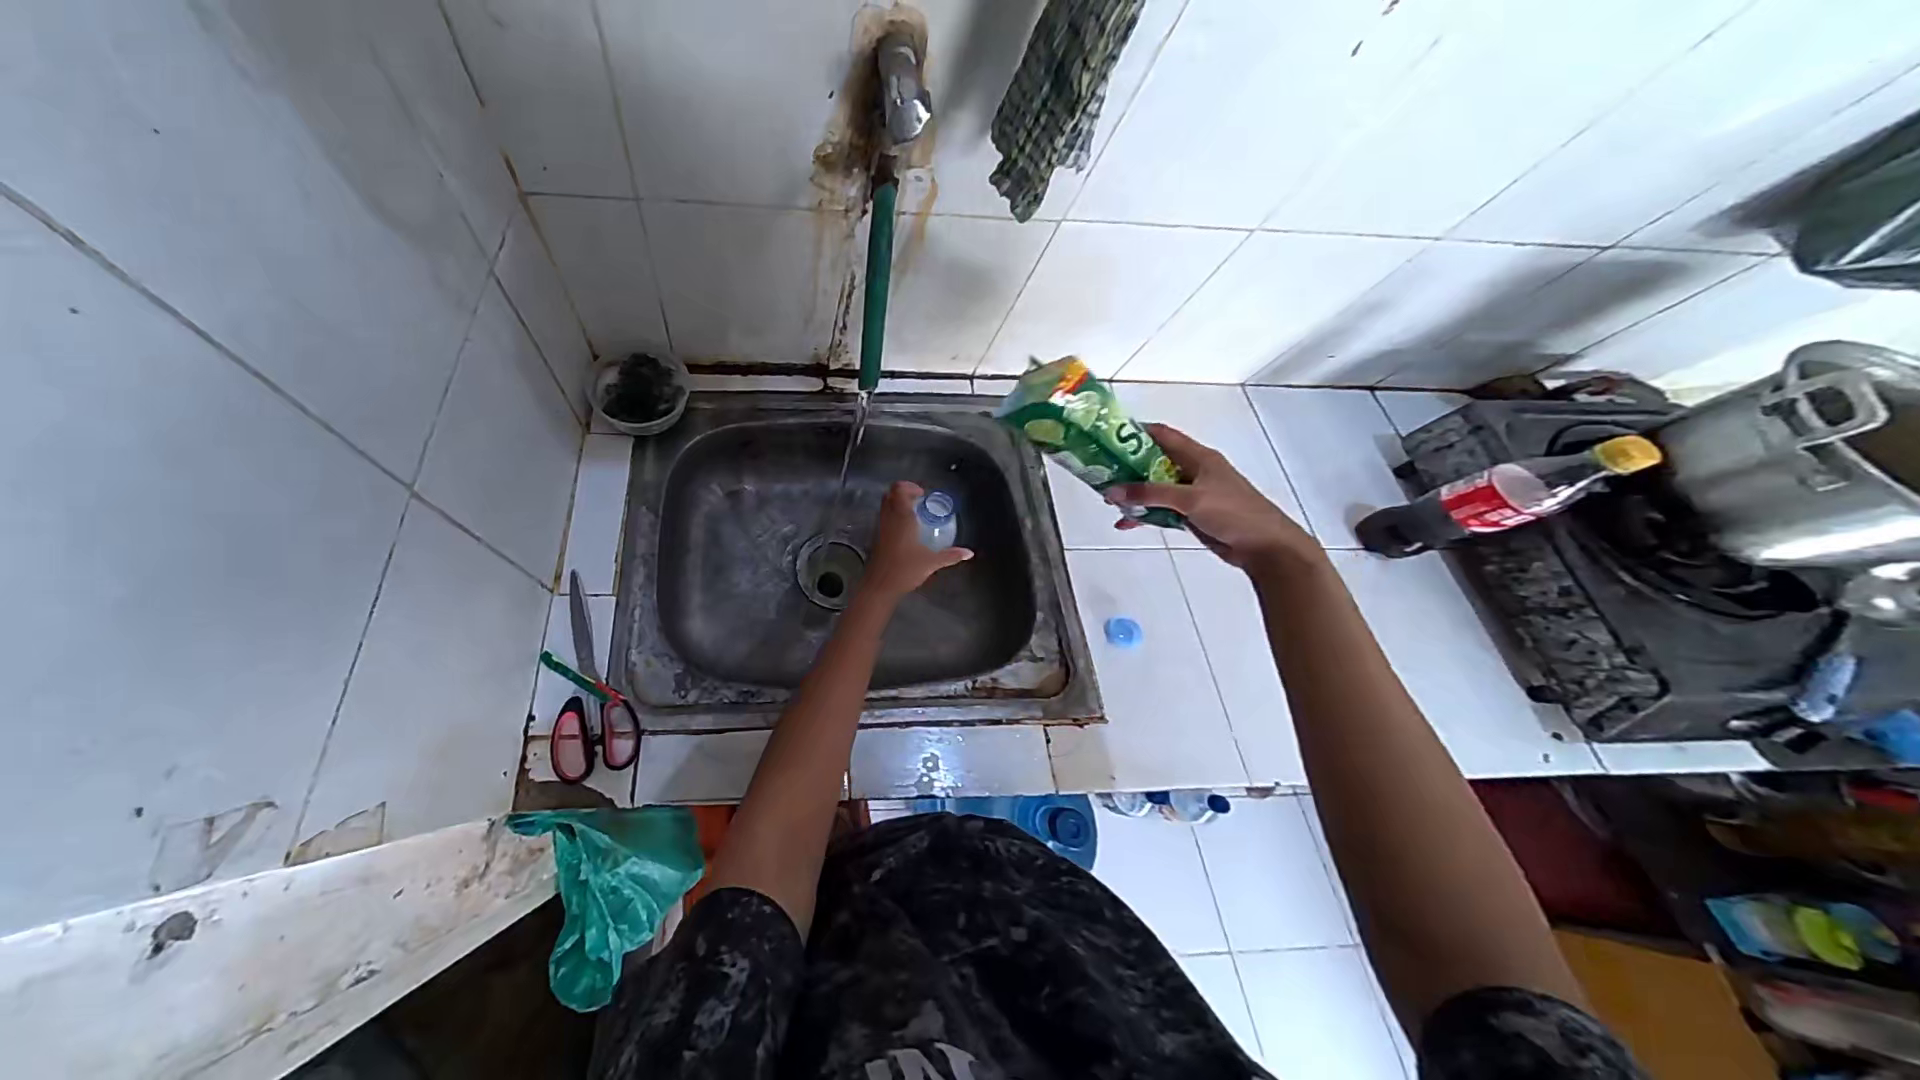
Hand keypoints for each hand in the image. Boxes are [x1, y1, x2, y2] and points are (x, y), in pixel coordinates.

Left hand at [861, 481, 972, 600]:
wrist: (880, 586)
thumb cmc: (905, 570)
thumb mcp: (931, 562)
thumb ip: (951, 555)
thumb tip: (969, 553)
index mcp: (902, 518)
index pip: (899, 490)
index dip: (910, 487)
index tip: (922, 494)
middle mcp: (889, 518)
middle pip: (890, 494)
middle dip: (904, 492)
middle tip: (919, 500)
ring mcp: (881, 527)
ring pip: (886, 505)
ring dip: (898, 503)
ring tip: (914, 513)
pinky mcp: (877, 537)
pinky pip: (884, 517)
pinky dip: (894, 515)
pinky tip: (906, 529)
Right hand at [1106, 423, 1321, 571]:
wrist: (1265, 546)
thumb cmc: (1233, 512)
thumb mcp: (1189, 499)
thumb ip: (1149, 495)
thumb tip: (1111, 491)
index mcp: (1198, 457)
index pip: (1163, 435)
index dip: (1137, 432)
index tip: (1109, 437)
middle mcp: (1194, 471)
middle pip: (1155, 462)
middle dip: (1128, 467)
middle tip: (1101, 471)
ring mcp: (1193, 494)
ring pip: (1156, 488)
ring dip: (1134, 494)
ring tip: (1109, 499)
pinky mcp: (1192, 515)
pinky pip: (1162, 510)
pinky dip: (1144, 514)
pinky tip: (1126, 522)